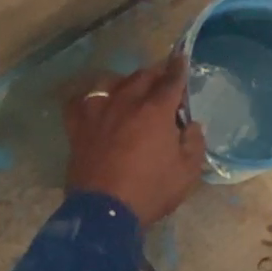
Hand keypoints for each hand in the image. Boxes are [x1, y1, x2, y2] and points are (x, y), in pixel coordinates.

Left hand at [63, 54, 207, 224]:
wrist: (104, 212)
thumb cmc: (151, 191)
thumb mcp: (187, 172)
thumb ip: (194, 142)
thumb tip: (191, 125)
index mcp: (156, 110)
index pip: (171, 80)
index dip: (179, 68)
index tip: (181, 58)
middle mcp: (126, 102)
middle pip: (142, 76)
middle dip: (156, 73)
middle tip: (163, 78)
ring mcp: (98, 112)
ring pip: (111, 82)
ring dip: (125, 81)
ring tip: (131, 89)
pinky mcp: (78, 126)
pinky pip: (80, 101)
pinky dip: (90, 98)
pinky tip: (95, 103)